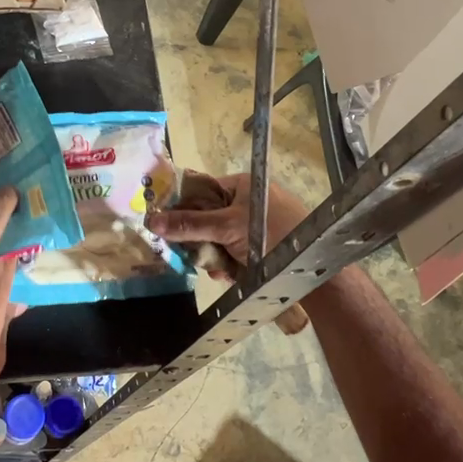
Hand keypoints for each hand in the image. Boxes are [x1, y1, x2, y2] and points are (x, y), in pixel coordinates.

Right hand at [148, 172, 309, 264]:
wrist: (311, 266)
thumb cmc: (270, 234)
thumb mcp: (225, 227)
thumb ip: (189, 224)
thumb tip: (151, 220)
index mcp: (241, 185)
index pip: (201, 190)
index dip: (182, 207)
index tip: (165, 226)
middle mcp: (248, 202)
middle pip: (207, 218)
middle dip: (200, 240)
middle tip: (193, 255)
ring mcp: (256, 225)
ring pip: (219, 239)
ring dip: (215, 257)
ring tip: (220, 271)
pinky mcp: (263, 246)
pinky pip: (234, 252)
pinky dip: (230, 265)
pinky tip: (231, 276)